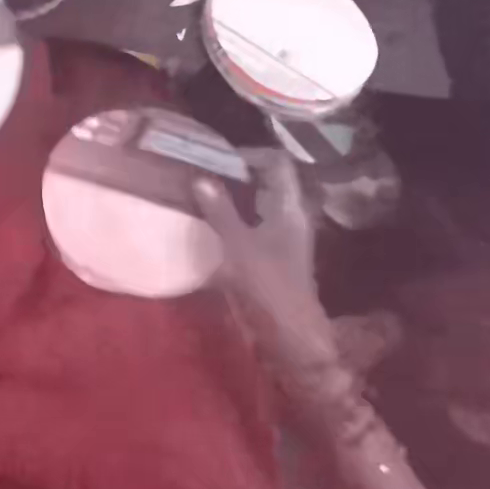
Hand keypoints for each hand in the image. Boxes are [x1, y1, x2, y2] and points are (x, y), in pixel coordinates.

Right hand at [192, 150, 339, 375]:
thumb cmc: (268, 285)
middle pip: (267, 177)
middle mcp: (290, 214)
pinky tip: (208, 213)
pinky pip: (251, 215)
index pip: (276, 162)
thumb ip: (219, 210)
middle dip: (236, 169)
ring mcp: (282, 231)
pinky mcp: (271, 247)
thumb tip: (200, 177)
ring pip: (258, 196)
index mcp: (290, 207)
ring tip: (199, 186)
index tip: (215, 157)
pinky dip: (232, 208)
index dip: (249, 153)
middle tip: (201, 167)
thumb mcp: (238, 245)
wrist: (290, 335)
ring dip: (232, 189)